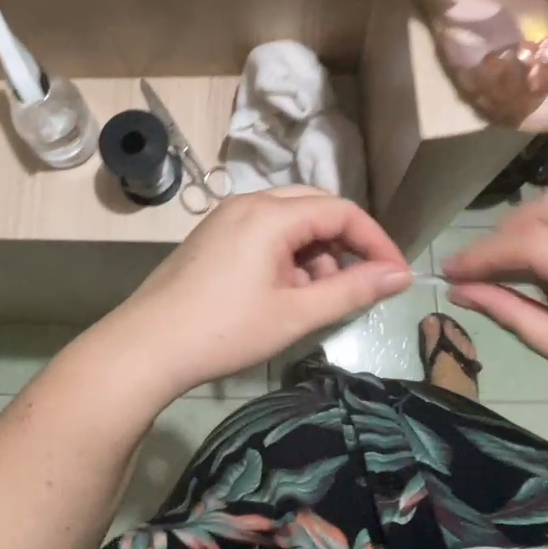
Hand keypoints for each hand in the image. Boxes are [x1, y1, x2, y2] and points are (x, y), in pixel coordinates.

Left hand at [89, 187, 413, 399]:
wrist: (147, 345)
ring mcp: (226, 217)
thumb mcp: (296, 313)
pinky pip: (264, 231)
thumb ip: (352, 290)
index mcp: (270, 214)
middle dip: (344, 243)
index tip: (394, 276)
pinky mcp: (213, 235)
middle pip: (315, 207)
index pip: (342, 210)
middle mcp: (248, 203)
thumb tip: (400, 275)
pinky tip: (284, 294)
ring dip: (315, 252)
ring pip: (290, 220)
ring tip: (314, 300)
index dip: (375, 241)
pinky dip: (287, 255)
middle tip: (359, 284)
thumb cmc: (225, 330)